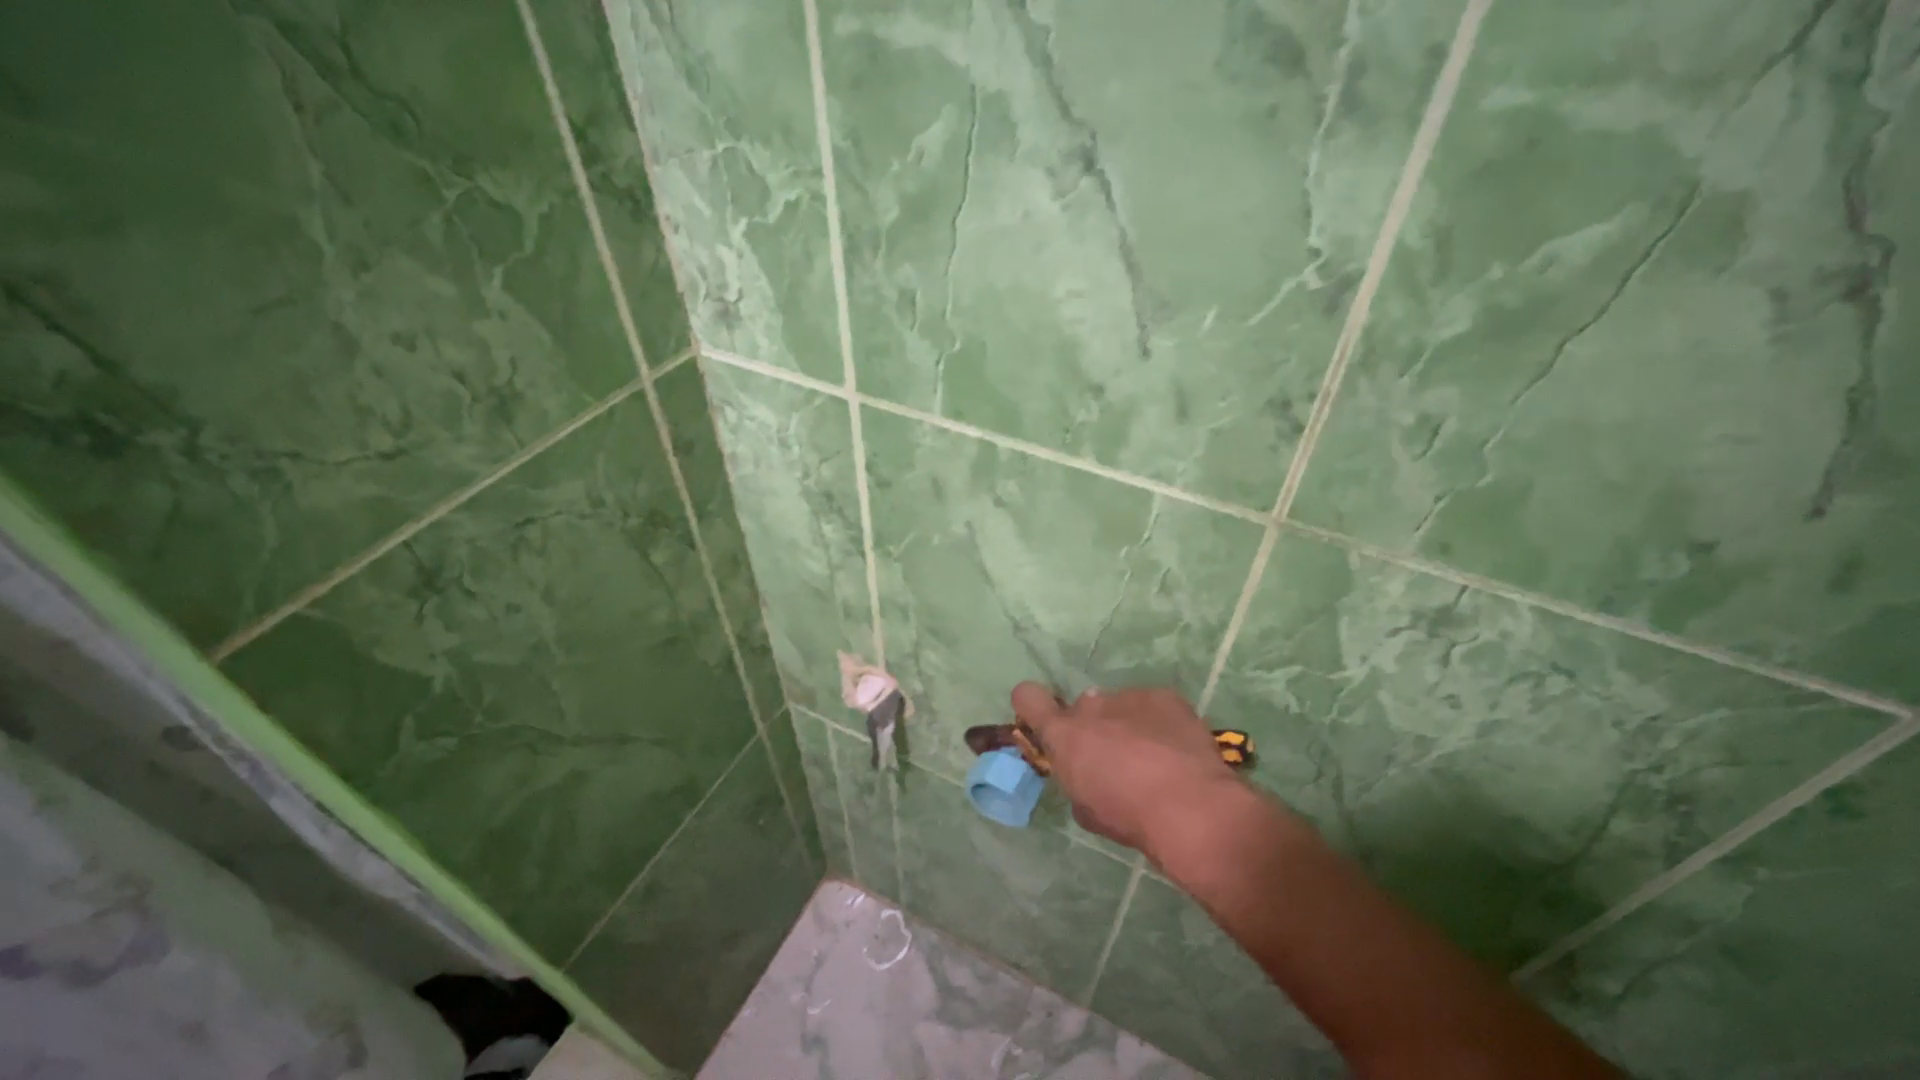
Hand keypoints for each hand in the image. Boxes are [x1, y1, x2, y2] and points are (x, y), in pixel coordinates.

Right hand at [1010, 682, 1243, 856]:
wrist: (1190, 808)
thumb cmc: (1130, 817)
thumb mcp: (1087, 810)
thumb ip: (1078, 780)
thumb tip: (1089, 772)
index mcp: (1064, 736)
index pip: (1028, 698)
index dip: (1033, 707)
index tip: (1046, 725)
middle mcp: (1092, 706)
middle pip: (1083, 708)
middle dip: (1093, 728)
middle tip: (1115, 759)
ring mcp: (1130, 697)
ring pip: (1120, 706)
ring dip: (1127, 725)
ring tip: (1154, 758)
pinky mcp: (1165, 697)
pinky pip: (1151, 705)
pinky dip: (1157, 722)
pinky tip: (1174, 750)